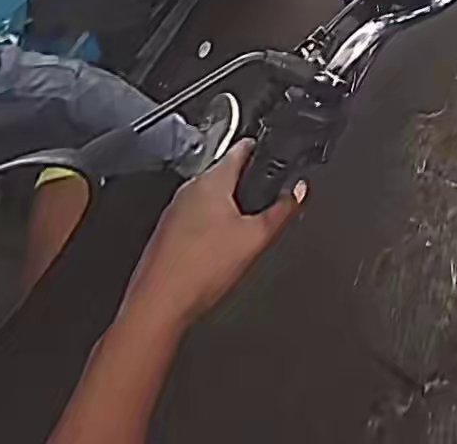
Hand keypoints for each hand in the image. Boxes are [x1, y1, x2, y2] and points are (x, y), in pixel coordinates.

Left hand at [120, 140, 303, 329]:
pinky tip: (219, 247)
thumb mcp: (258, 237)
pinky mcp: (164, 234)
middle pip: (226, 173)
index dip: (261, 147)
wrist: (156, 310)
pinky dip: (210, 223)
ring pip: (210, 196)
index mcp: (210, 182)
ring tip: (245, 227)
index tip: (272, 152)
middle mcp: (188, 191)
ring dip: (228, 204)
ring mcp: (172, 213)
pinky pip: (195, 217)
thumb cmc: (199, 271)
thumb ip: (284, 209)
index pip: (241, 149)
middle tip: (266, 197)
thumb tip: (299, 191)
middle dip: (247, 182)